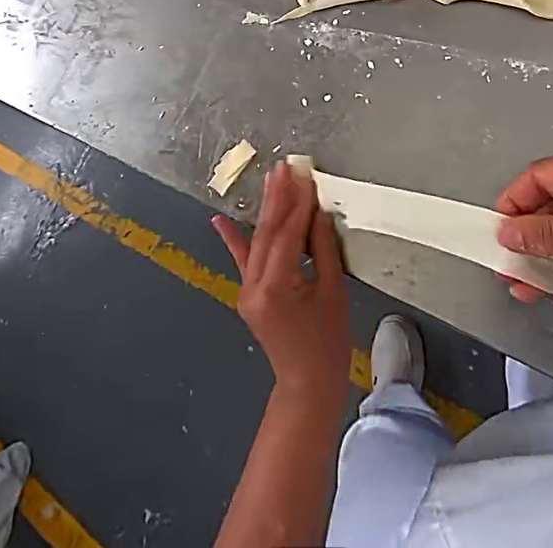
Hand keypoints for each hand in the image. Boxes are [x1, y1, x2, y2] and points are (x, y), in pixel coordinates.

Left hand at [213, 163, 350, 405]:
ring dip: (265, 210)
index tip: (306, 177)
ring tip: (272, 179)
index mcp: (277, 288)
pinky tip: (219, 219)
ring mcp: (246, 290)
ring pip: (256, 242)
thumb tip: (317, 214)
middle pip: (267, 233)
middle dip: (278, 198)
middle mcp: (254, 286)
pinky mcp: (248, 294)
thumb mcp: (333, 293)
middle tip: (285, 167)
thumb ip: (322, 250)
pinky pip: (242, 262)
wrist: (307, 385)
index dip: (298, 205)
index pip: (287, 235)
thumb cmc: (328, 344)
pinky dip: (232, 239)